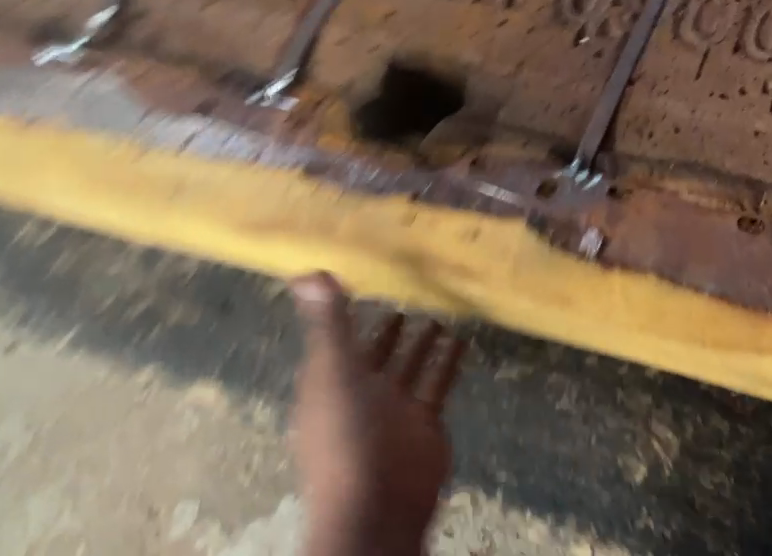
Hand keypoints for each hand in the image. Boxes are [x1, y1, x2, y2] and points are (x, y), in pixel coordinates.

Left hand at [289, 272, 466, 555]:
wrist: (379, 500)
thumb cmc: (347, 435)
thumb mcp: (333, 372)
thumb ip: (329, 324)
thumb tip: (308, 272)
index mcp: (327, 383)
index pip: (336, 341)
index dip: (345, 315)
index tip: (362, 281)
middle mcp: (358, 393)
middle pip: (374, 354)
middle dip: (386, 329)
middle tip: (406, 293)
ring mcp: (393, 408)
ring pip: (408, 366)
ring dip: (421, 342)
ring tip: (439, 311)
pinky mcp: (424, 419)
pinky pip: (437, 381)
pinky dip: (448, 360)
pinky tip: (462, 337)